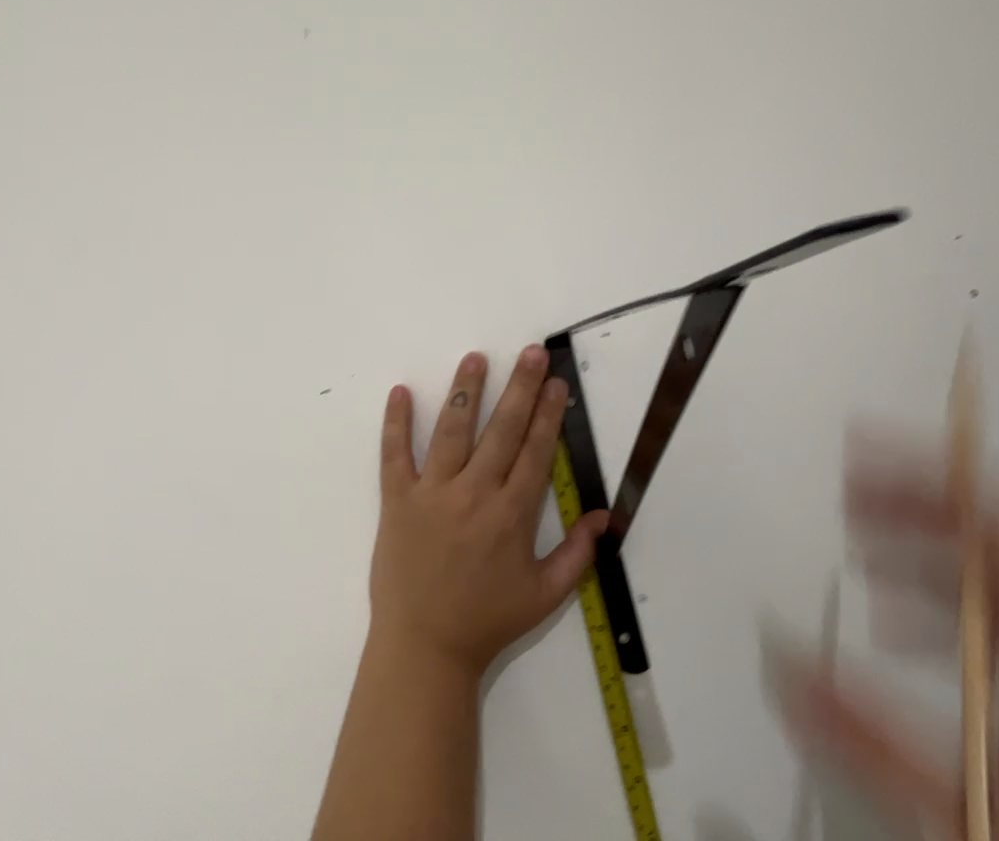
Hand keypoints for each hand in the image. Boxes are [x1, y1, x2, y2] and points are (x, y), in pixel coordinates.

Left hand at [369, 346, 611, 676]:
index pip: (536, 451)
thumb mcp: (545, 595)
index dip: (549, 414)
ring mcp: (432, 493)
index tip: (557, 384)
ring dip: (466, 390)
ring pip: (452, 431)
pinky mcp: (397, 501)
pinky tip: (400, 392)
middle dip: (520, 387)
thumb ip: (578, 554)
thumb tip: (604, 516)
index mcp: (511, 514)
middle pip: (502, 429)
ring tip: (476, 357)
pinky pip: (394, 455)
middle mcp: (474, 493)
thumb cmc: (487, 621)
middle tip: (531, 352)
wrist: (424, 646)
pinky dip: (396, 423)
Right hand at [771, 435, 998, 840]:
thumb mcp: (961, 792)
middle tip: (848, 497)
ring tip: (864, 556)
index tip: (862, 450)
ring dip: (928, 553)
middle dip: (915, 506)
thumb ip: (864, 728)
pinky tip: (905, 632)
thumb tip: (782, 656)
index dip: (928, 476)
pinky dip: (951, 599)